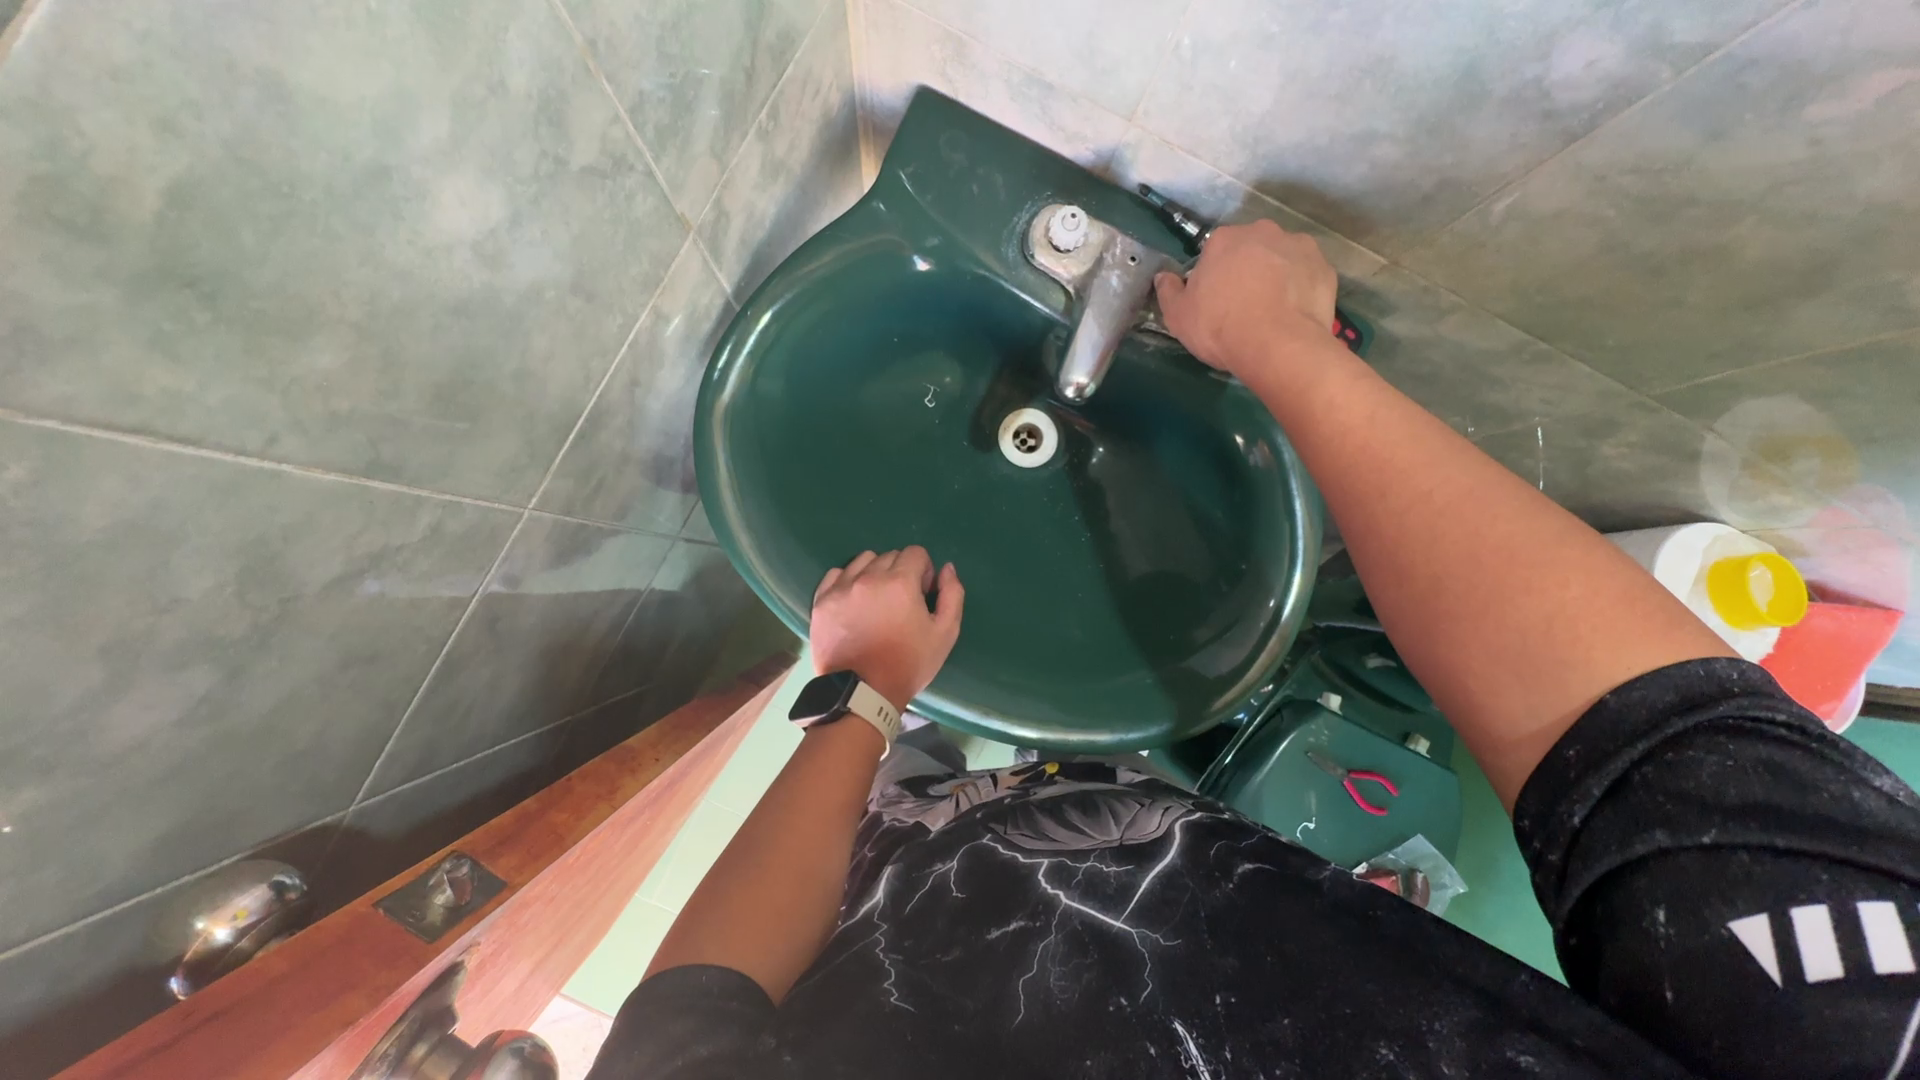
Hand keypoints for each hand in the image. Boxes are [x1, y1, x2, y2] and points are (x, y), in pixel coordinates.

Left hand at [809, 546, 963, 708]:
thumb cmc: (908, 664)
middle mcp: (869, 577)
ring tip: (876, 600)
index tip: (921, 595)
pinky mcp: (822, 601)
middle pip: (890, 556)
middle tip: (901, 602)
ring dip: (874, 572)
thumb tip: (947, 568)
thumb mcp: (945, 633)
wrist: (864, 693)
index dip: (924, 572)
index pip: (916, 553)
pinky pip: (836, 574)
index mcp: (900, 582)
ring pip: (863, 561)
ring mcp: (841, 588)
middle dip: (901, 572)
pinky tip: (855, 601)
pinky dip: (848, 580)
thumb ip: (952, 594)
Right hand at [1153, 220, 1339, 377]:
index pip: (1214, 250)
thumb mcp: (1178, 316)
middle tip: (1242, 304)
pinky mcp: (1324, 267)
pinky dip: (1299, 288)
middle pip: (1250, 248)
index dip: (1213, 274)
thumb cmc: (1220, 327)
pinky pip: (1305, 275)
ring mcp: (1298, 246)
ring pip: (1281, 258)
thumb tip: (1163, 277)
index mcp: (1224, 239)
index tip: (1213, 298)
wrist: (1278, 346)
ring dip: (1275, 275)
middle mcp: (1263, 232)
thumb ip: (1168, 292)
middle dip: (1246, 269)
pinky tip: (1292, 314)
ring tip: (1271, 310)